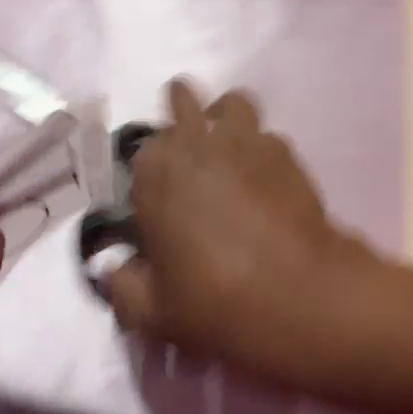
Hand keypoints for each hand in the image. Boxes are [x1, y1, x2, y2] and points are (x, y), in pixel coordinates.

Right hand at [105, 80, 372, 370]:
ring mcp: (247, 141)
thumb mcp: (150, 312)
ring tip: (228, 142)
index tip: (157, 191)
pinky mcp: (287, 152)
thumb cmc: (213, 300)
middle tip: (186, 141)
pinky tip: (265, 176)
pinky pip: (267, 135)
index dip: (150, 169)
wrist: (297, 292)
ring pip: (232, 104)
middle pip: (183, 102)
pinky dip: (261, 148)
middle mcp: (198, 144)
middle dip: (181, 112)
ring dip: (225, 116)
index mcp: (155, 173)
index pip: (142, 150)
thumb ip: (124, 285)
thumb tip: (116, 269)